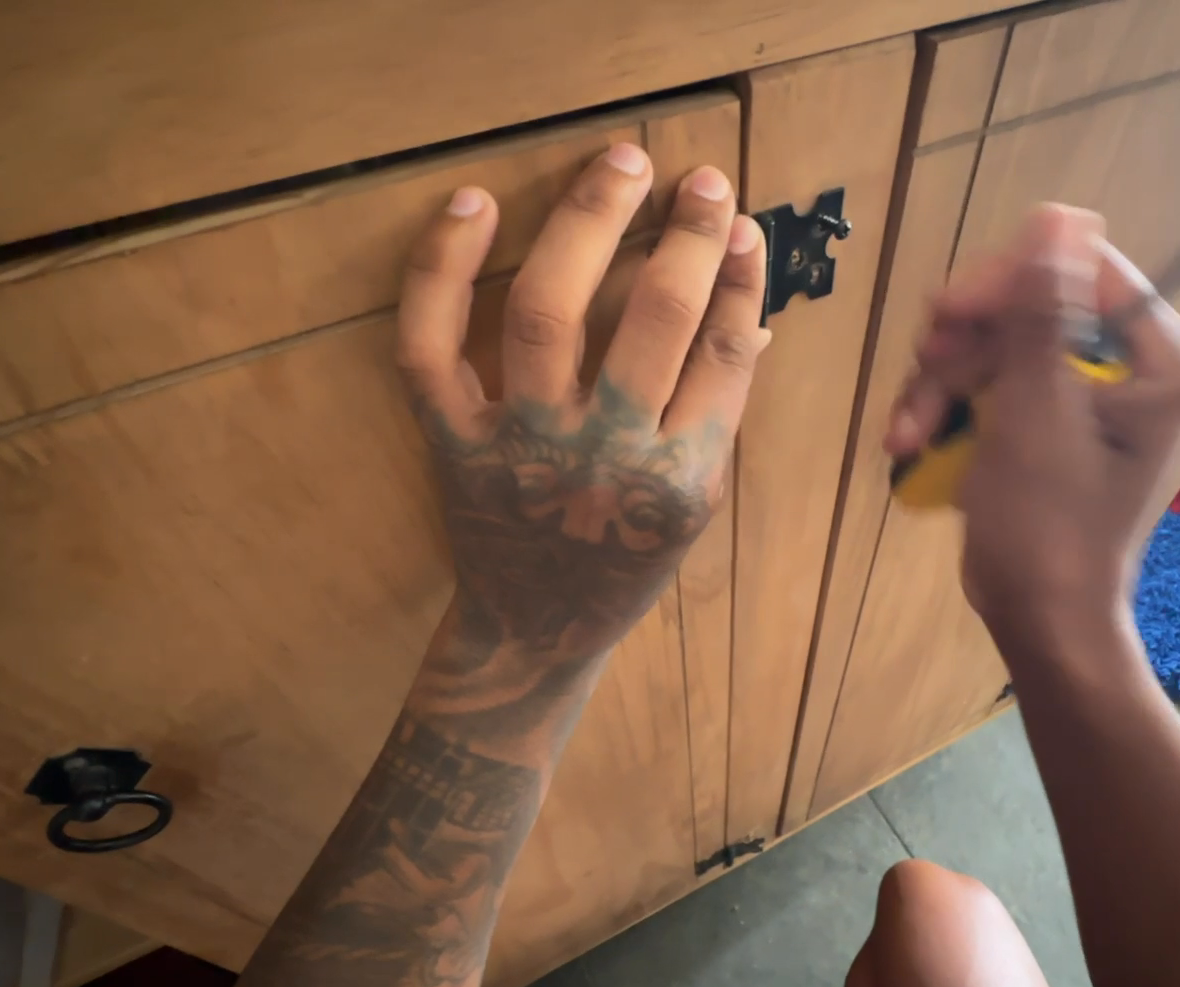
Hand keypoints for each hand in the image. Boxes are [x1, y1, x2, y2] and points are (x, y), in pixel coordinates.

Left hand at [398, 143, 769, 662]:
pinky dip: (439, 269)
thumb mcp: (695, 509)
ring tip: (621, 163)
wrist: (536, 629)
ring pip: (547, 313)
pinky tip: (474, 204)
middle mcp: (604, 459)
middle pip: (652, 322)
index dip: (739, 279)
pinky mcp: (452, 443)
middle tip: (700, 182)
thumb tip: (751, 321)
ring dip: (587, 223)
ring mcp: (521, 449)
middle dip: (685, 238)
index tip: (741, 227)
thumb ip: (720, 416)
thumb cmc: (624, 569)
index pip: (723, 354)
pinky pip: (428, 346)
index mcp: (679, 482)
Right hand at [883, 204, 1179, 650]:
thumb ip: (1042, 314)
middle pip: (1030, 313)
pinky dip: (943, 414)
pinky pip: (984, 391)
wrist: (1037, 615)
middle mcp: (1125, 373)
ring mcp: (1075, 402)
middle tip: (922, 369)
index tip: (948, 310)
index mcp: (1158, 363)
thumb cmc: (1048, 524)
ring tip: (905, 435)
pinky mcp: (1035, 427)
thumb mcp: (1037, 413)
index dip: (1011, 282)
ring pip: (993, 354)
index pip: (1087, 275)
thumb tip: (1056, 215)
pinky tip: (909, 444)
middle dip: (964, 349)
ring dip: (939, 389)